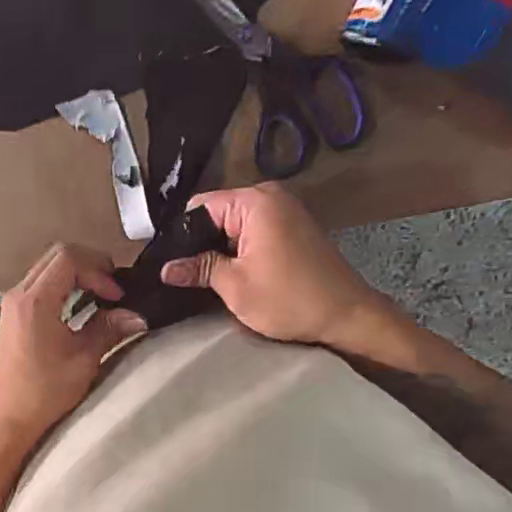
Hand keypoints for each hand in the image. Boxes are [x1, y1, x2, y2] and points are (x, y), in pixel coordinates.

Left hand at [0, 244, 147, 439]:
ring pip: (47, 267)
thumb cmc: (46, 391)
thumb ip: (109, 328)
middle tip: (112, 289)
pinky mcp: (13, 314)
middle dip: (90, 266)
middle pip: (57, 256)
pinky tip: (81, 308)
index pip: (68, 258)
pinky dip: (63, 286)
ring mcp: (13, 303)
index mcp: (35, 301)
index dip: (99, 269)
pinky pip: (40, 284)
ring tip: (101, 297)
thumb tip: (138, 315)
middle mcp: (19, 295)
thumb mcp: (84, 359)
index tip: (116, 294)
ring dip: (76, 275)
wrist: (11, 417)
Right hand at [160, 183, 408, 350]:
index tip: (168, 261)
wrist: (345, 315)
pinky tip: (226, 272)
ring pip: (233, 225)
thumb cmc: (288, 299)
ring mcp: (284, 211)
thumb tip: (165, 268)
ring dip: (218, 248)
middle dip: (198, 241)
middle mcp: (270, 196)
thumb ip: (198, 269)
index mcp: (254, 202)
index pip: (200, 206)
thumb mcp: (234, 285)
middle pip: (216, 213)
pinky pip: (252, 231)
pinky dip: (237, 249)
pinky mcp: (292, 228)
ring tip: (199, 276)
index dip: (180, 234)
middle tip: (180, 273)